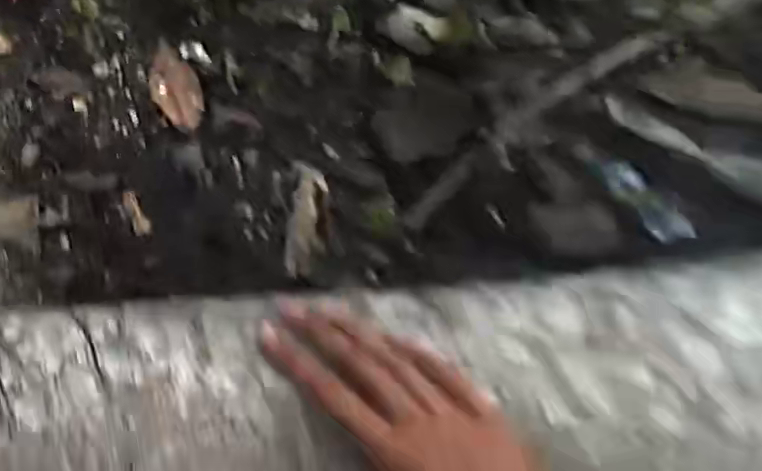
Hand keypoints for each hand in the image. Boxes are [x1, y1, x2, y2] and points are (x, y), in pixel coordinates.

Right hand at [260, 306, 535, 470]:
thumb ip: (364, 461)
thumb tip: (331, 430)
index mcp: (395, 452)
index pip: (332, 395)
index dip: (295, 362)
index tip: (265, 332)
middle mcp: (420, 425)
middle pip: (361, 367)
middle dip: (320, 333)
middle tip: (288, 305)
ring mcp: (459, 419)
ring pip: (400, 364)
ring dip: (361, 333)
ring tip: (330, 308)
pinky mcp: (496, 424)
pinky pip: (455, 381)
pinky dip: (426, 357)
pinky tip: (403, 338)